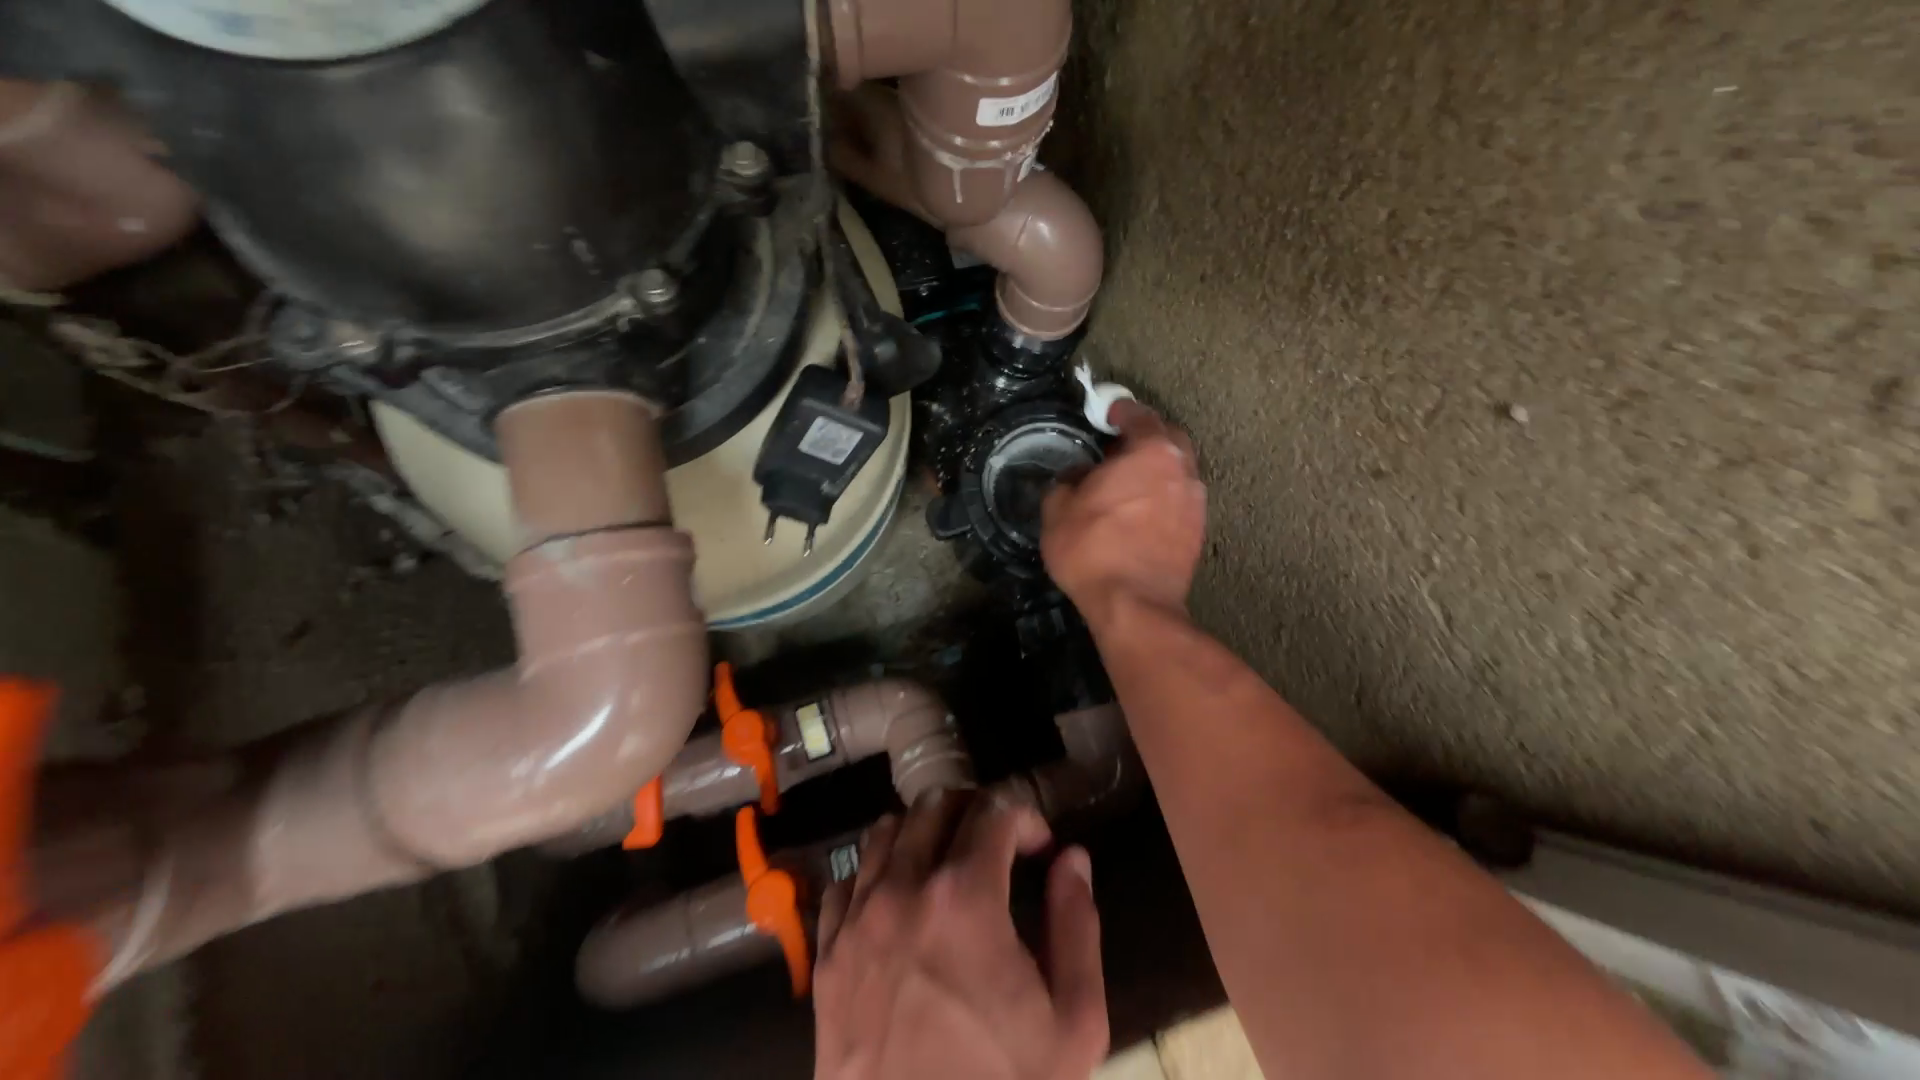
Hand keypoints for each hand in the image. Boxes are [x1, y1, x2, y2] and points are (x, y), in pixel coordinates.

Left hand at [813, 792, 1108, 1079]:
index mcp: (965, 898)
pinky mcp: (824, 956)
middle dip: (974, 812)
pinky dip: (876, 873)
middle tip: (999, 847)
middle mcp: (902, 891)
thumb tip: (1072, 859)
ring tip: (949, 865)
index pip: (993, 811)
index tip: (1040, 847)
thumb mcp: (1073, 1021)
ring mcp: (855, 921)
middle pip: (934, 806)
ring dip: (923, 833)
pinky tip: (897, 902)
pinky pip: (845, 882)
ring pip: (884, 833)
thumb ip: (1077, 926)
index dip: (1025, 816)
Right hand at [1042, 400, 1206, 629]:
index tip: (1108, 412)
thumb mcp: (1059, 510)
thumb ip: (1067, 482)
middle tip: (1121, 445)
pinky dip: (1164, 496)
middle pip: (1170, 438)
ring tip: (1131, 481)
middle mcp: (1182, 469)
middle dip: (1148, 435)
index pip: (1141, 415)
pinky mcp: (1198, 531)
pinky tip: (1142, 510)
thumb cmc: (1093, 549)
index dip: (1122, 410)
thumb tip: (1077, 475)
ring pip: (1179, 470)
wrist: (1134, 605)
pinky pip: (1181, 499)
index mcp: (1151, 452)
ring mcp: (1195, 502)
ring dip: (1158, 468)